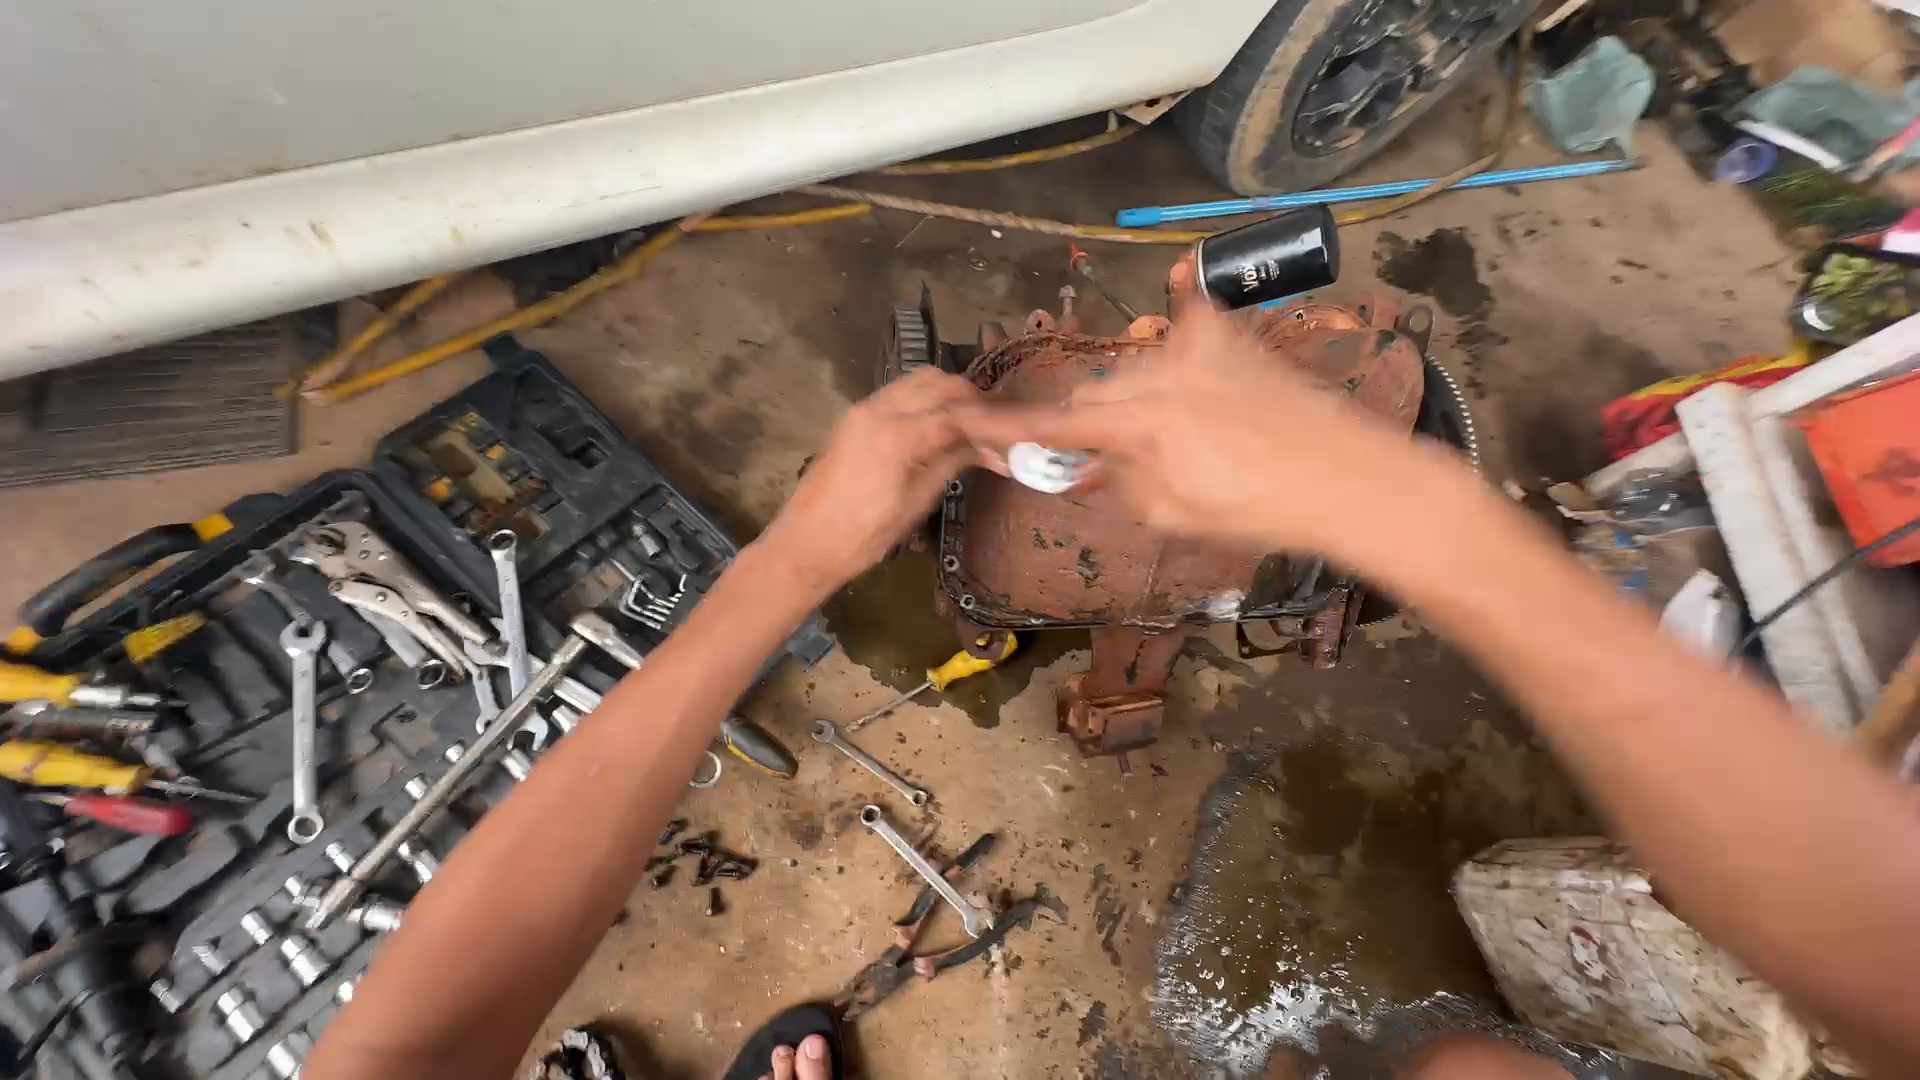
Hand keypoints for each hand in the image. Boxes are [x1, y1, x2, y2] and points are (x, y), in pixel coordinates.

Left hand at [757, 368, 983, 594]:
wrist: (806, 544)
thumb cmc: (864, 536)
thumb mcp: (917, 502)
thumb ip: (952, 463)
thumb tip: (994, 450)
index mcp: (896, 435)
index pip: (956, 412)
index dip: (989, 421)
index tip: (1014, 431)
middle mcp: (877, 410)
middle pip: (937, 383)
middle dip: (970, 398)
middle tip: (995, 423)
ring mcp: (861, 410)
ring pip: (916, 382)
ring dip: (946, 394)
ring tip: (969, 423)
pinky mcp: (853, 418)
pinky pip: (896, 394)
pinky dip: (922, 400)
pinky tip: (936, 425)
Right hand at [953, 303, 1465, 558]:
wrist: (1347, 477)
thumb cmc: (1256, 510)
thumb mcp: (1167, 514)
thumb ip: (1111, 484)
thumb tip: (1076, 470)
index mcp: (1138, 423)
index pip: (1054, 423)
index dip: (1006, 426)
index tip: (967, 419)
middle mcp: (1158, 373)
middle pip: (1094, 397)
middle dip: (1090, 428)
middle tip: (1103, 461)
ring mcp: (1197, 347)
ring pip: (1134, 372)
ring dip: (1134, 403)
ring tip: (1171, 439)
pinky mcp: (1230, 338)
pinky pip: (1180, 337)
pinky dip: (1173, 360)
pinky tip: (1192, 384)